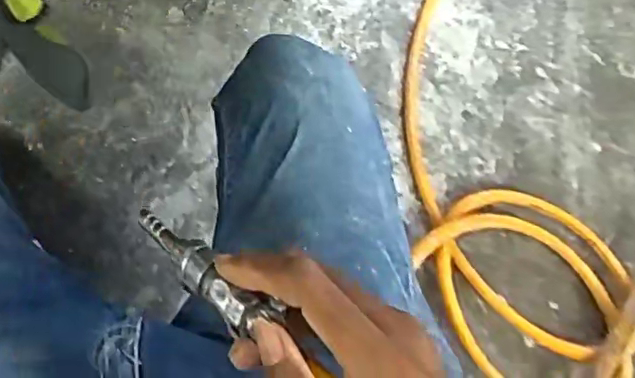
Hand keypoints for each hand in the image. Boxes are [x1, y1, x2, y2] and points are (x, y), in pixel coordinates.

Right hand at [214, 250, 442, 376]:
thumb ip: (292, 376)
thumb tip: (260, 325)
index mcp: (382, 353)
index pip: (307, 280)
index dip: (258, 267)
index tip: (220, 270)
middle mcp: (399, 330)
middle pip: (317, 275)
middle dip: (266, 283)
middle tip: (231, 309)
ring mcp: (412, 338)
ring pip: (331, 290)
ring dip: (286, 305)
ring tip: (256, 346)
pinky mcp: (414, 350)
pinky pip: (352, 312)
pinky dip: (315, 320)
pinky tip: (295, 352)